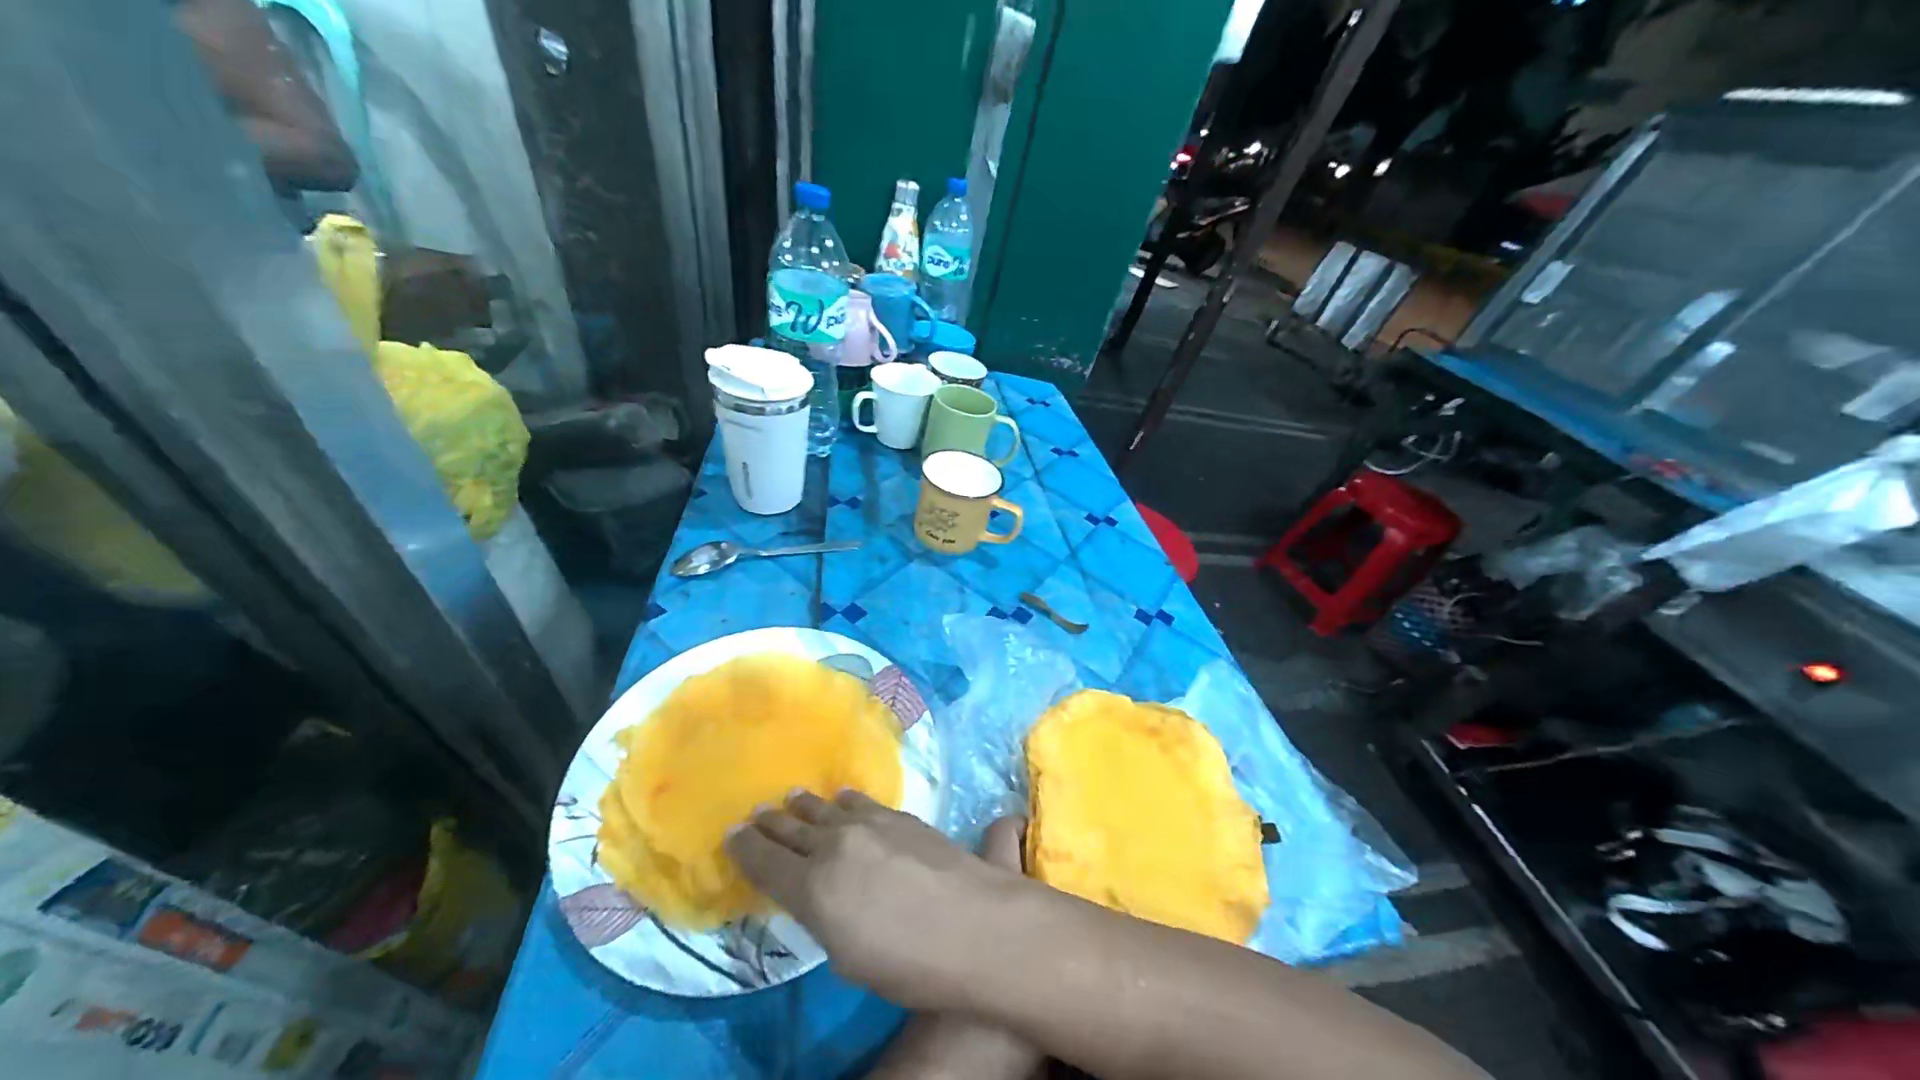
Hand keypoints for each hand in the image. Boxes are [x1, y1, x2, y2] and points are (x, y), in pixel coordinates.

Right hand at [725, 790, 1029, 1008]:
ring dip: (805, 807)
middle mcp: (835, 846)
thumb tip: (818, 892)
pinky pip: (862, 803)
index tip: (733, 834)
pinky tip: (843, 799)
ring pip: (826, 809)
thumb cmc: (909, 963)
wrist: (977, 925)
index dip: (746, 847)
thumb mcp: (847, 955)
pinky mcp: (901, 817)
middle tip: (756, 814)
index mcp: (812, 887)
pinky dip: (845, 803)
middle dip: (770, 823)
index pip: (766, 861)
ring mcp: (870, 825)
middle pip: (792, 828)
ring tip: (792, 799)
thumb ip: (823, 916)